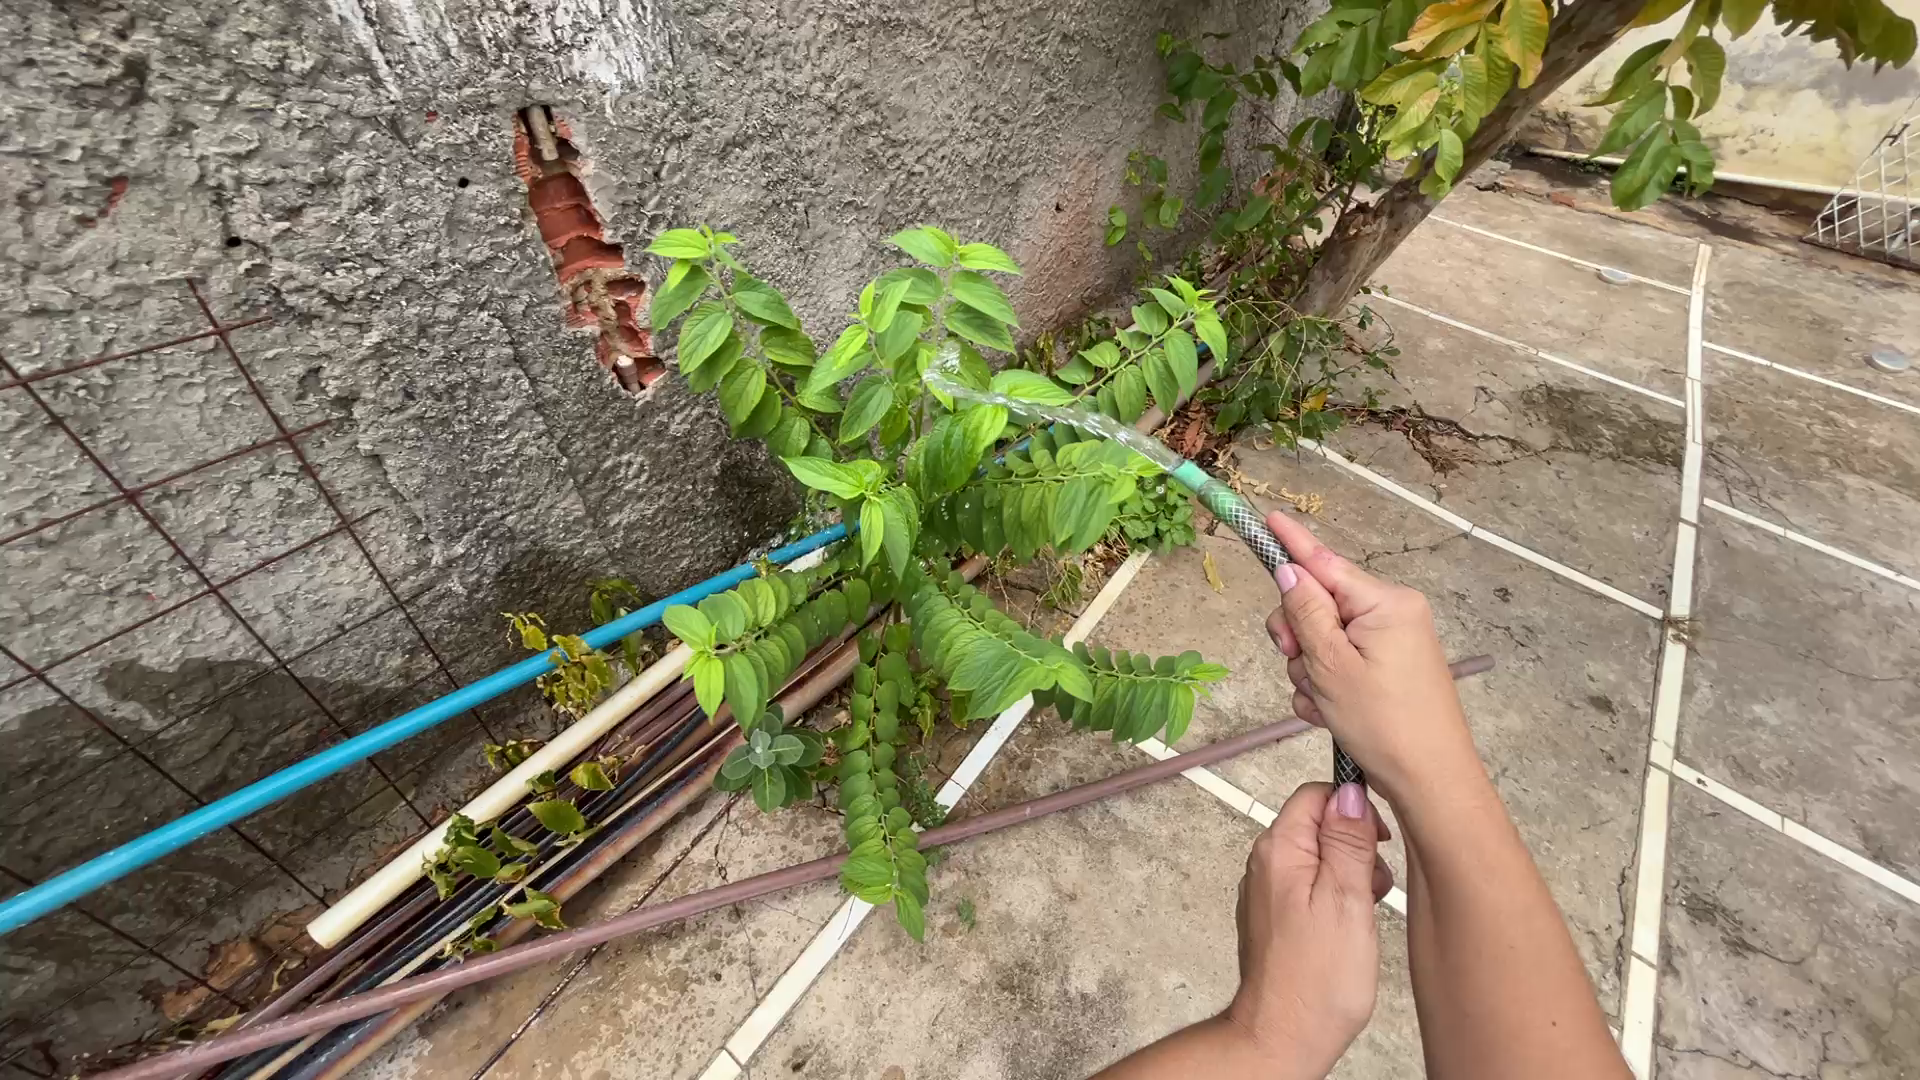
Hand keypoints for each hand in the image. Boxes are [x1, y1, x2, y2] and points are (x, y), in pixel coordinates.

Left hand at [1227, 782, 1391, 1074]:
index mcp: (1279, 848)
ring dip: (1348, 874)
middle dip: (1354, 846)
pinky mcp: (1275, 911)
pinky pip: (1309, 884)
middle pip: (1317, 824)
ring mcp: (1267, 886)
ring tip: (1363, 912)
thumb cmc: (1316, 978)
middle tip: (1374, 885)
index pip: (1314, 794)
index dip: (1352, 808)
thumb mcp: (1346, 900)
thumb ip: (1347, 842)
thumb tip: (1351, 792)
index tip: (1378, 839)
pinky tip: (1348, 926)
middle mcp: (1265, 860)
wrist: (1284, 1032)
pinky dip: (1334, 895)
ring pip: (1317, 856)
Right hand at [1262, 511, 1479, 805]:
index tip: (1268, 515)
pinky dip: (1322, 683)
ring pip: (1318, 637)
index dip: (1292, 541)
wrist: (1430, 782)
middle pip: (1315, 602)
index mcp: (1384, 603)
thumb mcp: (1331, 663)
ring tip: (1323, 699)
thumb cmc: (1383, 722)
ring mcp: (1387, 641)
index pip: (1324, 562)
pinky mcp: (1383, 666)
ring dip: (1307, 667)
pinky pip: (1334, 661)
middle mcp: (1389, 614)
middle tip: (1297, 662)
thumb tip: (1288, 570)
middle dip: (1296, 634)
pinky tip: (1330, 711)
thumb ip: (1305, 611)